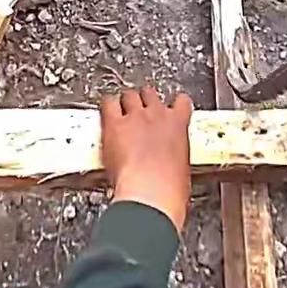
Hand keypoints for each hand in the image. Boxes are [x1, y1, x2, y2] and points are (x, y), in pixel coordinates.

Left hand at [99, 85, 193, 232]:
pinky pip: (109, 103)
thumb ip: (175, 155)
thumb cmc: (168, 189)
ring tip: (119, 110)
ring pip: (129, 95)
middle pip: (149, 93)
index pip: (180, 102)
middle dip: (144, 100)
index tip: (169, 109)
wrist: (151, 194)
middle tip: (138, 111)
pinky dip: (107, 106)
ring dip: (125, 102)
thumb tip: (171, 165)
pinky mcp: (114, 124)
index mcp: (178, 124)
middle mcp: (157, 114)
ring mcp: (135, 117)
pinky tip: (105, 112)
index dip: (173, 104)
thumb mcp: (182, 168)